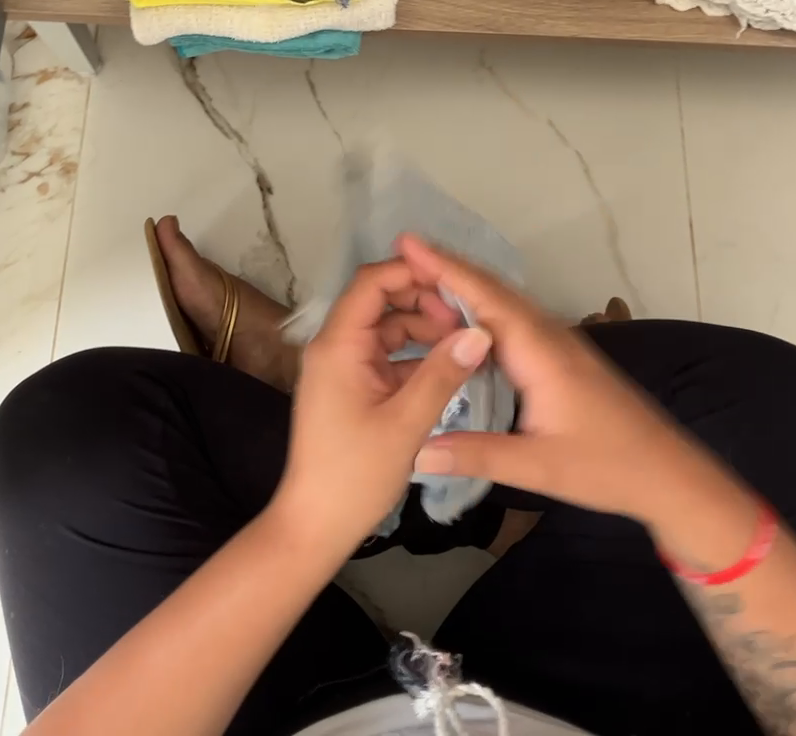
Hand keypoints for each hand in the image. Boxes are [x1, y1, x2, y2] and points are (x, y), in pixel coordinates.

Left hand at [268, 259, 493, 549]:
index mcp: (338, 345)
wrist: (315, 523)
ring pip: (385, 330)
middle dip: (422, 302)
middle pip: (379, 302)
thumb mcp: (406, 424)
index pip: (371, 283)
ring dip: (422, 331)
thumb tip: (479, 333)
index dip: (411, 273)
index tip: (454, 282)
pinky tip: (447, 369)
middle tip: (466, 320)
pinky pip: (384, 358)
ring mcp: (341, 368)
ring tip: (464, 344)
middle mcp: (335, 347)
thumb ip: (442, 374)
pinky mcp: (350, 388)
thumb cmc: (354, 474)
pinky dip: (413, 358)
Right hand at [397, 235, 689, 520]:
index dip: (445, 268)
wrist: (671, 475)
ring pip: (505, 301)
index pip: (485, 298)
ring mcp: (559, 343)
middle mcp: (549, 336)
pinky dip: (482, 305)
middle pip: (494, 289)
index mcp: (541, 353)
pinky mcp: (562, 355)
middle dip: (448, 265)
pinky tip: (463, 316)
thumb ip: (477, 455)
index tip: (409, 242)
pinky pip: (514, 318)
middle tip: (403, 250)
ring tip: (422, 273)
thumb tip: (415, 452)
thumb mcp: (540, 468)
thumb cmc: (609, 468)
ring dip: (465, 282)